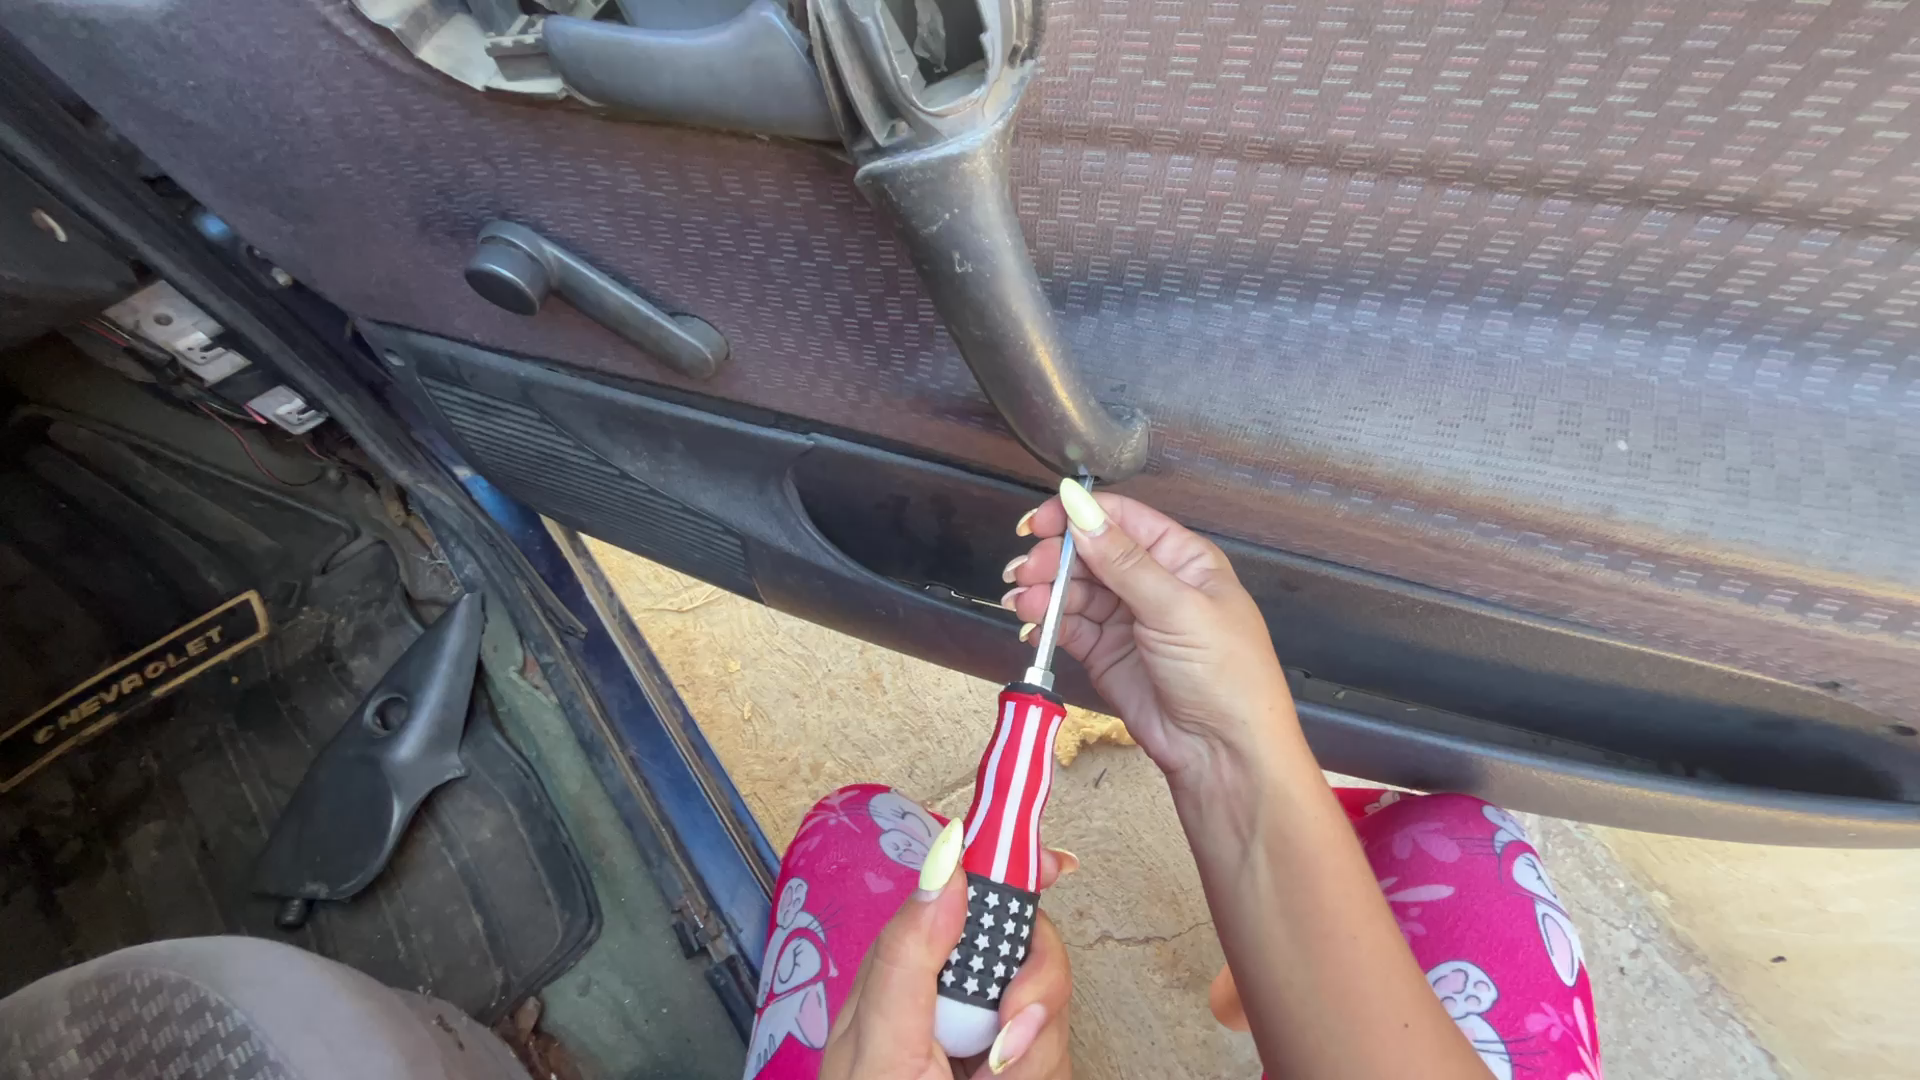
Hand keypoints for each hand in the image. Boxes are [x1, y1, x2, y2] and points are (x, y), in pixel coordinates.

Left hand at [820, 824, 1073, 1079]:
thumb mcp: (880, 1052)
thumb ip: (907, 957)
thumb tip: (944, 864)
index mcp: (906, 970)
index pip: (961, 894)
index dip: (1007, 868)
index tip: (1055, 865)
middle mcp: (950, 994)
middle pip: (1019, 938)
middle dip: (1032, 981)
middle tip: (1009, 1033)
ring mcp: (988, 1033)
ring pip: (1049, 998)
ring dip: (1035, 1050)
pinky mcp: (1022, 1067)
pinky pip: (1060, 1051)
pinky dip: (1041, 1074)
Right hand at [1004, 481, 1300, 786]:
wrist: (1222, 754)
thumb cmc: (1223, 672)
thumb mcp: (1176, 607)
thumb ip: (1122, 558)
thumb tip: (1079, 506)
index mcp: (1178, 557)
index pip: (1119, 519)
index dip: (1076, 515)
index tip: (1039, 524)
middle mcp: (1149, 581)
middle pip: (1088, 553)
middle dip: (1052, 559)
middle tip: (1023, 572)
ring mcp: (1124, 618)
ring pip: (1072, 590)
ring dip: (1042, 593)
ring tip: (1022, 605)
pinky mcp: (1103, 652)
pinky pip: (1067, 626)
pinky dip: (1046, 624)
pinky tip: (1031, 627)